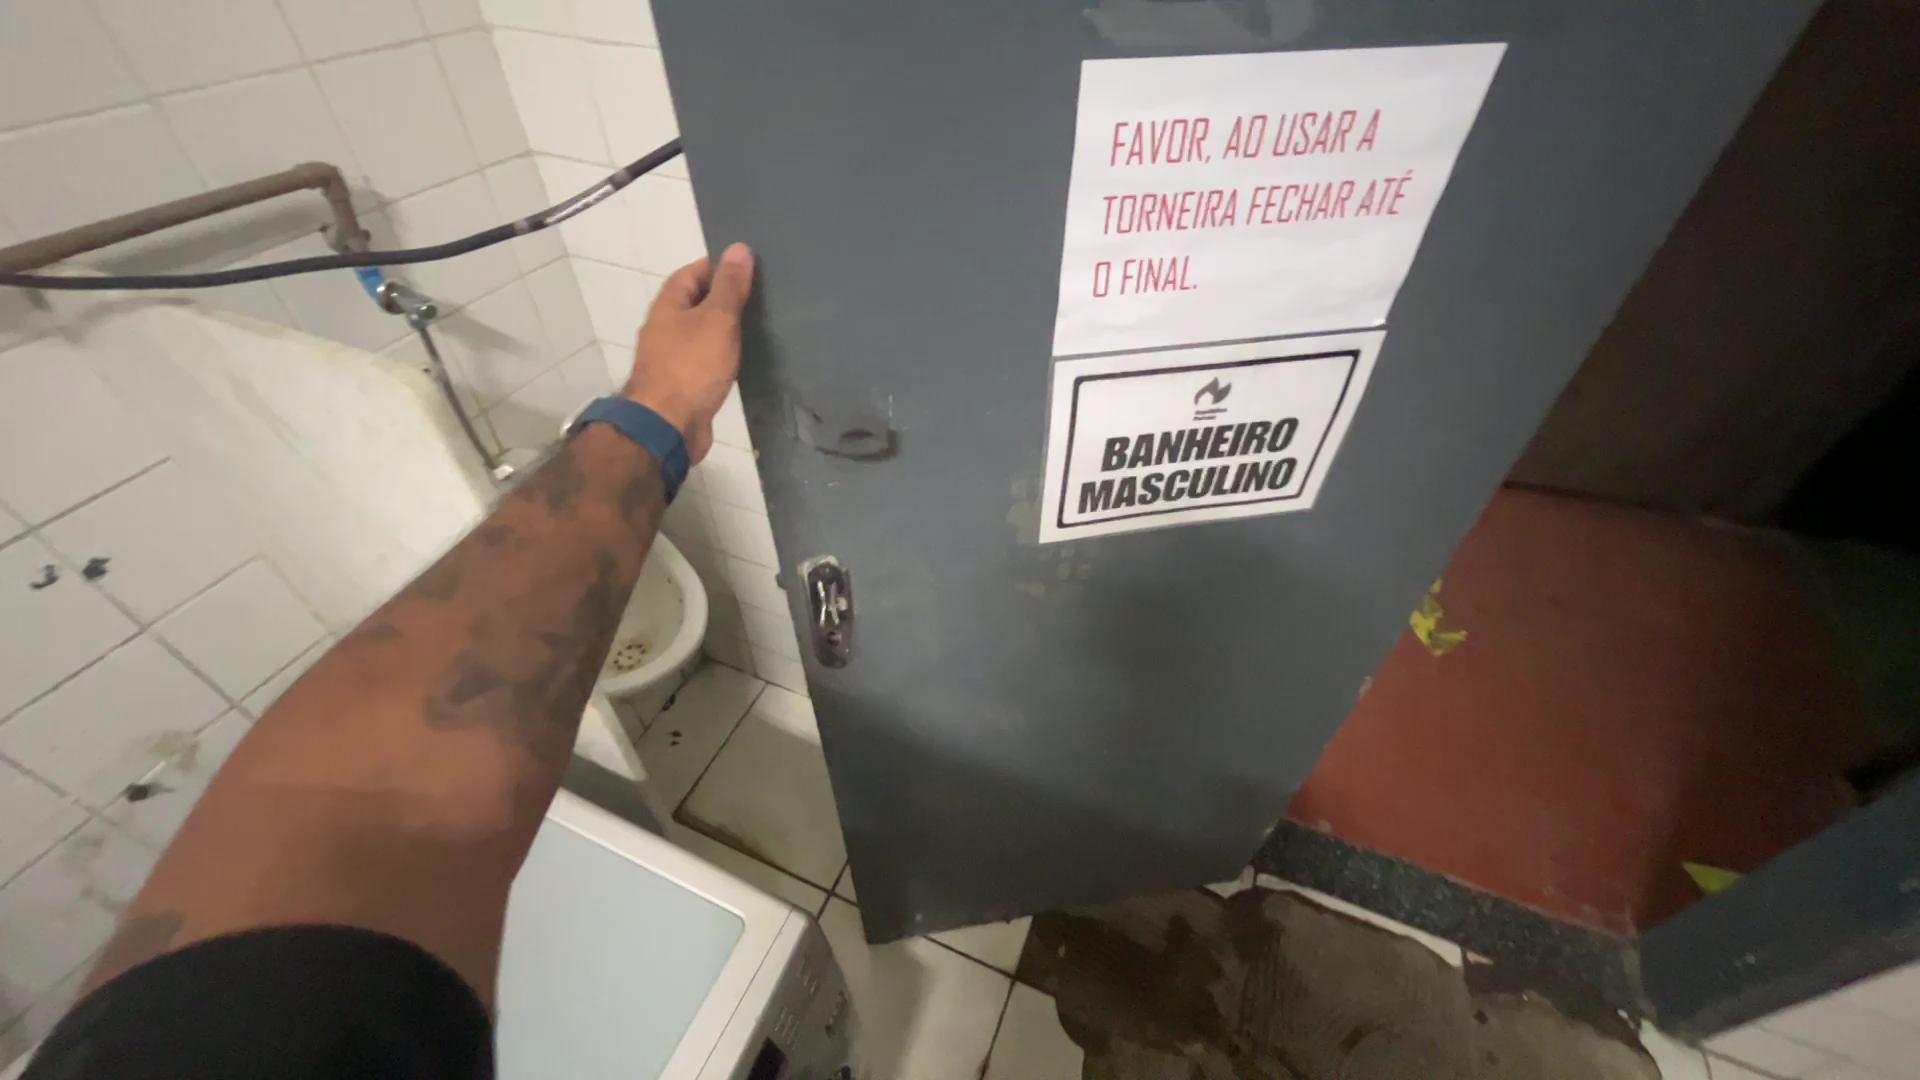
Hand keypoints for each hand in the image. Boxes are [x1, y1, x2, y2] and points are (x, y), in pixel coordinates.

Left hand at [623, 242, 755, 463]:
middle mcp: (665, 329)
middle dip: (722, 299)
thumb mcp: (717, 320)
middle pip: (695, 304)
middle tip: (759, 299)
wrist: (669, 425)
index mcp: (668, 307)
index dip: (717, 267)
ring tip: (756, 329)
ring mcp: (671, 359)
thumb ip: (730, 287)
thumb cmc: (692, 367)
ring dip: (722, 331)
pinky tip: (741, 362)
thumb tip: (739, 248)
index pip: (692, 273)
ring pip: (700, 335)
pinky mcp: (683, 386)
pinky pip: (704, 362)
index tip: (748, 269)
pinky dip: (721, 358)